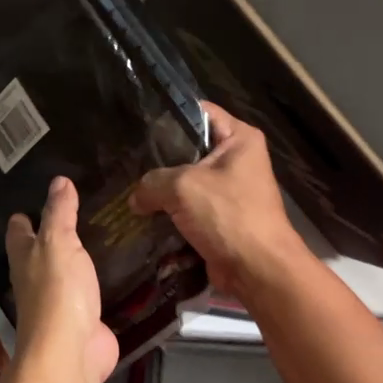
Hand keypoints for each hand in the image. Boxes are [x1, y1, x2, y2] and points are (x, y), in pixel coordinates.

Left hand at [7, 177, 119, 382]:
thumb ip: (60, 213)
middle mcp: (36, 279)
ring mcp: (60, 301)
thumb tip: (59, 181)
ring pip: (68, 273)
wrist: (71, 351)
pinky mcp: (84, 319)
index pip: (19, 230)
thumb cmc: (57, 291)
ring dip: (80, 259)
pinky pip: (92, 294)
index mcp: (24, 258)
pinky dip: (101, 283)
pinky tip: (118, 272)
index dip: (25, 215)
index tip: (40, 197)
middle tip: (82, 212)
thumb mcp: (58, 242)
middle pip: (41, 252)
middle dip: (55, 235)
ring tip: (106, 236)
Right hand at [130, 101, 310, 296]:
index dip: (168, 116)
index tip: (137, 123)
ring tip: (128, 190)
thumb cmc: (227, 215)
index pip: (199, 113)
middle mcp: (237, 161)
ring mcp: (229, 192)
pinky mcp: (220, 220)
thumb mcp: (183, 187)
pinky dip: (169, 216)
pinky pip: (188, 210)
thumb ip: (152, 183)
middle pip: (189, 150)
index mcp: (240, 139)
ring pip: (186, 184)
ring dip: (162, 193)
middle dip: (159, 160)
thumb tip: (135, 198)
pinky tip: (141, 216)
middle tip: (126, 161)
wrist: (257, 269)